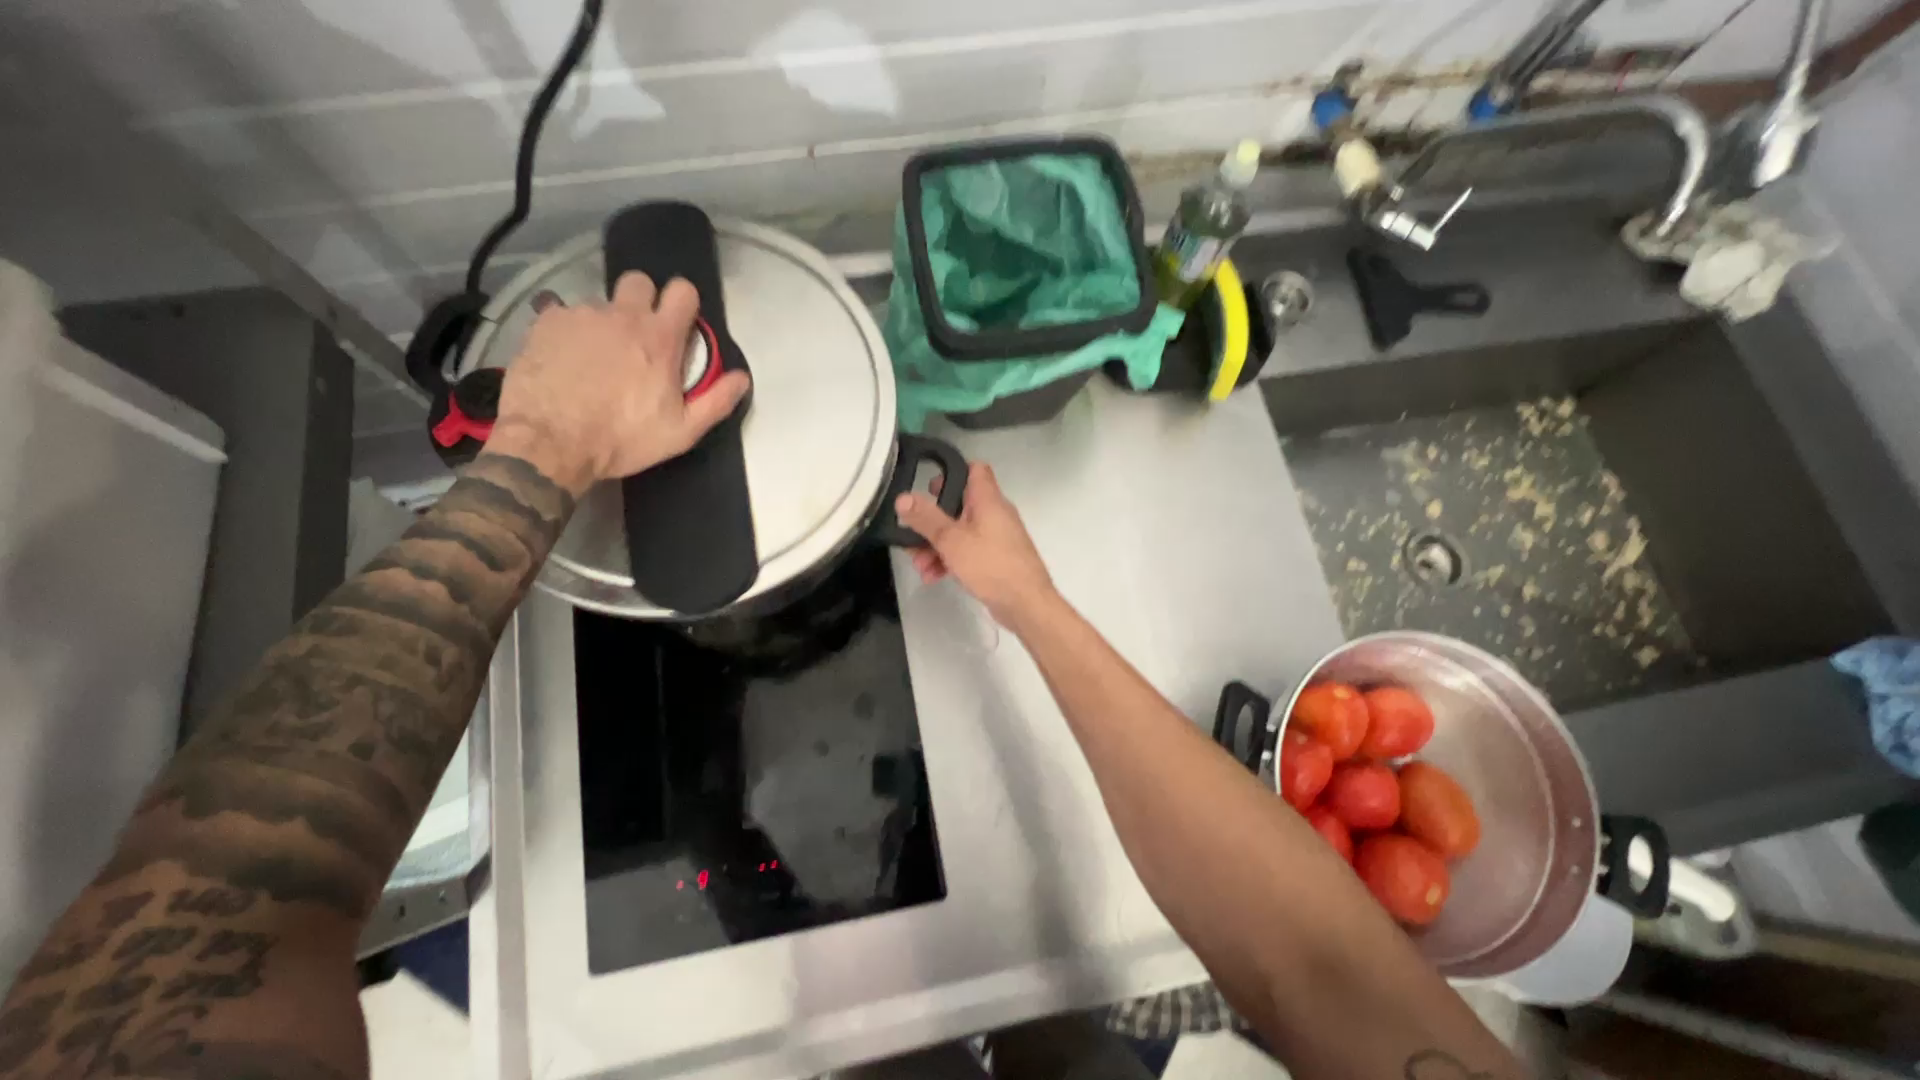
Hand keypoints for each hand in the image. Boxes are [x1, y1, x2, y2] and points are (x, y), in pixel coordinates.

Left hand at [484, 272, 750, 494]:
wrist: (549, 443)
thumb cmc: (621, 439)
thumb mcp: (680, 432)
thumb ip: (716, 401)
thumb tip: (741, 378)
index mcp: (660, 338)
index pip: (683, 291)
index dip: (684, 303)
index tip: (680, 324)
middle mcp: (622, 316)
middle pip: (639, 281)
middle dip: (643, 300)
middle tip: (638, 335)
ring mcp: (581, 315)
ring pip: (600, 303)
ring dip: (604, 324)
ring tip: (595, 359)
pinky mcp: (546, 322)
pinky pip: (563, 315)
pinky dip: (569, 333)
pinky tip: (564, 361)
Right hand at [893, 463, 1058, 628]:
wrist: (1026, 604)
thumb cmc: (991, 565)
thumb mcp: (952, 540)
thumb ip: (926, 518)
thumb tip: (903, 497)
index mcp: (988, 500)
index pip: (974, 469)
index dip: (951, 472)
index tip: (927, 487)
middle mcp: (994, 514)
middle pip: (958, 505)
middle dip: (932, 521)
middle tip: (912, 533)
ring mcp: (996, 537)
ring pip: (959, 532)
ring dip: (936, 546)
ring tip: (920, 566)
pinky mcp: (995, 559)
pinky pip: (967, 552)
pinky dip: (950, 560)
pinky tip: (934, 576)